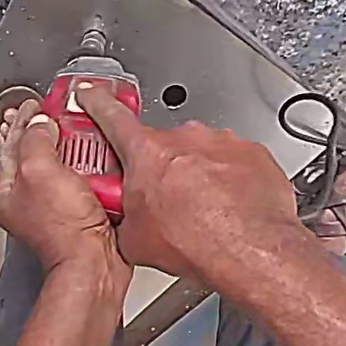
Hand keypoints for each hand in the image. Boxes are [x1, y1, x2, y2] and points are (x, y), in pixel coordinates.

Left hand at [0, 94, 131, 290]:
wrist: (95, 264)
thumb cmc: (64, 230)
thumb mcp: (40, 171)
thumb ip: (34, 140)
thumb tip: (39, 123)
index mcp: (9, 192)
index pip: (11, 145)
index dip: (22, 120)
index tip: (35, 104)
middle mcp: (31, 202)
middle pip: (36, 155)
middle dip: (48, 132)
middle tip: (60, 114)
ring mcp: (58, 209)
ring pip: (64, 169)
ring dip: (75, 150)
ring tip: (84, 133)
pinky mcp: (84, 216)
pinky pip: (88, 184)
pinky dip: (95, 170)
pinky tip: (104, 161)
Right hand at [72, 81, 310, 283]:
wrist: (247, 250)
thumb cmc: (196, 242)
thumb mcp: (135, 242)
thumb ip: (123, 219)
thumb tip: (124, 225)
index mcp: (147, 153)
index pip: (111, 116)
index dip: (98, 104)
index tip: (92, 96)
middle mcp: (186, 138)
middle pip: (163, 146)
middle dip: (162, 170)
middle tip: (167, 201)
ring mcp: (222, 143)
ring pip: (202, 155)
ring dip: (200, 177)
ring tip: (204, 211)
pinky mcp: (253, 154)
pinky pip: (236, 164)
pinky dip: (232, 182)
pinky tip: (230, 208)